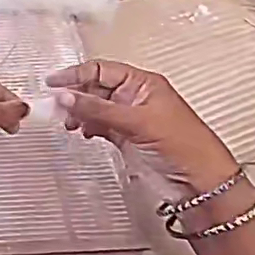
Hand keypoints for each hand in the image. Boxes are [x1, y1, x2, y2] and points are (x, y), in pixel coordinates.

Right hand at [45, 62, 238, 192]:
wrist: (200, 184)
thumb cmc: (184, 146)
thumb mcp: (138, 122)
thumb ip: (98, 109)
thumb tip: (65, 96)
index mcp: (142, 83)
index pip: (101, 70)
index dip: (76, 74)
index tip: (53, 83)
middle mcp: (133, 97)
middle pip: (94, 88)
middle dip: (74, 95)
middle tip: (55, 106)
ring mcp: (128, 118)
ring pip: (93, 108)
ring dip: (78, 113)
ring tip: (68, 123)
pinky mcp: (125, 137)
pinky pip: (97, 125)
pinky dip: (86, 127)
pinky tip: (82, 132)